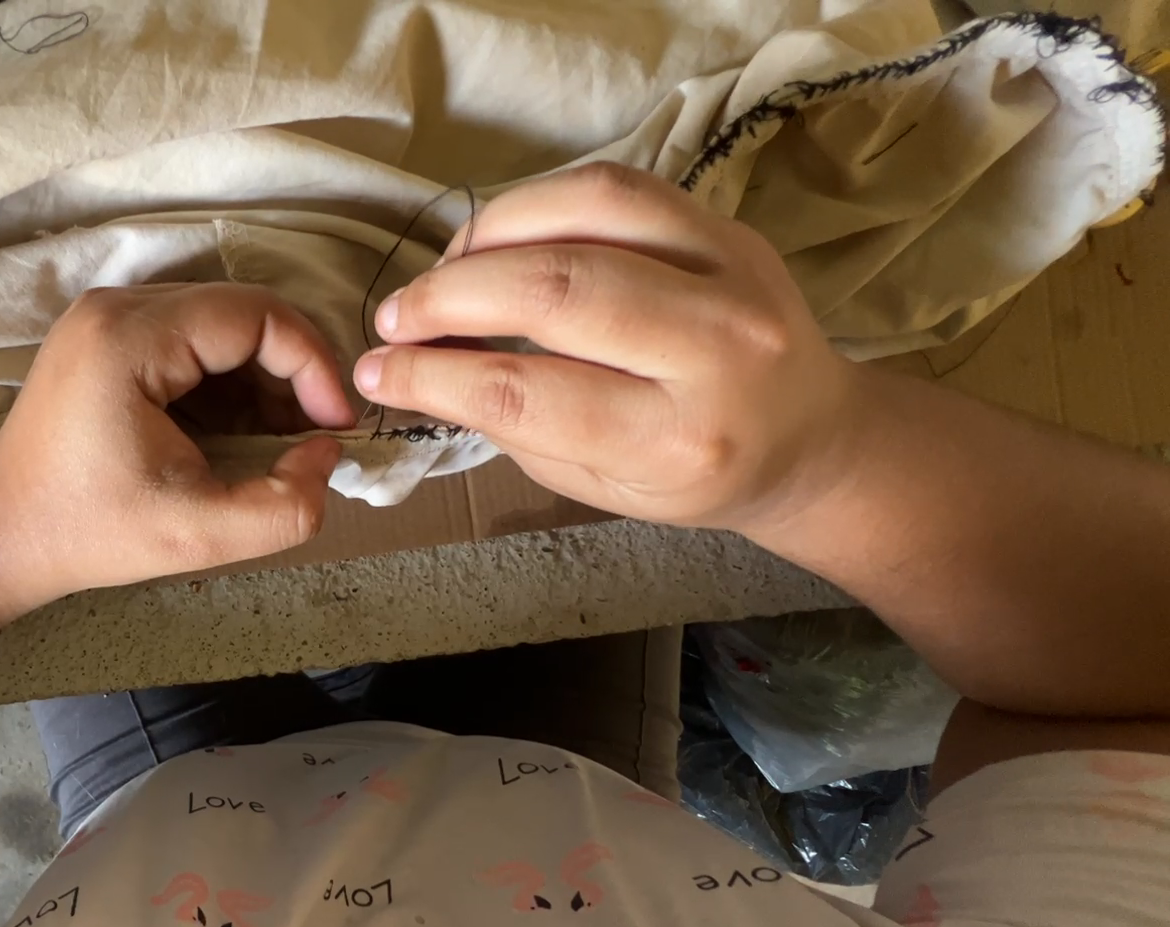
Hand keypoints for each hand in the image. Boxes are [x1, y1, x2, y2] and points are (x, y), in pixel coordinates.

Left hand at [0, 283, 353, 609]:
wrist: (1, 537)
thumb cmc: (90, 535)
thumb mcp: (201, 535)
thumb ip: (287, 505)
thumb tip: (324, 451)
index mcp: (130, 338)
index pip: (256, 315)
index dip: (313, 365)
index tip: (335, 426)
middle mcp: (116, 307)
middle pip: (241, 312)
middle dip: (293, 373)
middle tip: (315, 435)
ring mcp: (105, 319)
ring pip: (220, 326)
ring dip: (264, 379)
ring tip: (284, 441)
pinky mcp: (105, 341)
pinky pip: (191, 343)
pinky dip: (229, 383)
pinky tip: (243, 432)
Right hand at [354, 162, 861, 532]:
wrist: (808, 437)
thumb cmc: (683, 477)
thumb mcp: (589, 482)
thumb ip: (512, 424)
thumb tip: (424, 367)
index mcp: (672, 440)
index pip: (523, 394)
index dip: (429, 377)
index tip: (375, 371)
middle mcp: (714, 350)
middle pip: (553, 292)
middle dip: (445, 299)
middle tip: (394, 318)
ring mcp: (731, 271)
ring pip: (583, 216)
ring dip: (483, 241)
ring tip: (439, 276)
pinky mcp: (724, 224)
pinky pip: (612, 187)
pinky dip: (531, 205)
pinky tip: (491, 241)